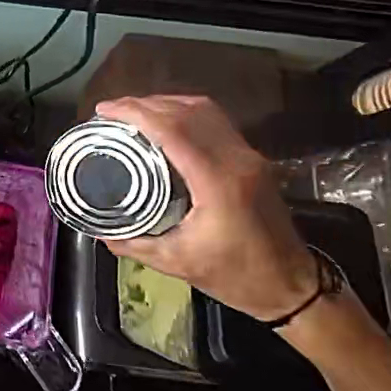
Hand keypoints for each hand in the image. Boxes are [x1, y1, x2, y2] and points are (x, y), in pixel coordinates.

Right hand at [96, 95, 317, 321]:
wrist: (291, 286)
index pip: (172, 129)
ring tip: (134, 113)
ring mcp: (248, 155)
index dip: (135, 112)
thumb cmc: (236, 277)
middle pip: (187, 111)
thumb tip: (99, 232)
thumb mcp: (178, 263)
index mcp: (217, 182)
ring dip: (167, 104)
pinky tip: (166, 124)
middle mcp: (236, 159)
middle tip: (112, 110)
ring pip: (205, 110)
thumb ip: (136, 244)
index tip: (105, 111)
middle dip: (145, 104)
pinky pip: (216, 121)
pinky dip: (186, 113)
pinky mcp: (253, 158)